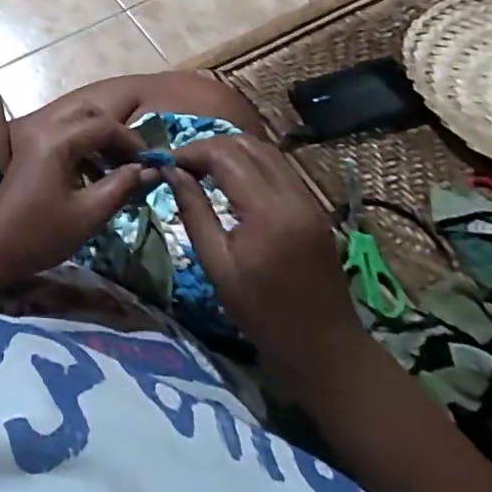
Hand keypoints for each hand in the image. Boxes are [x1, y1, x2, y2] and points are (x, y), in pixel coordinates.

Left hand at [0, 104, 151, 283]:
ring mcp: (34, 135)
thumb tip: (148, 171)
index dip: (131, 142)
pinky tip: (97, 177)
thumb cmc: (40, 234)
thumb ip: (121, 187)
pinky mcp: (30, 147)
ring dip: (100, 140)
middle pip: (89, 114)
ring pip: (76, 122)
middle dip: (115, 134)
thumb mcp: (88, 214)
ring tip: (120, 171)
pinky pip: (64, 134)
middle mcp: (44, 127)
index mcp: (57, 140)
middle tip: (133, 162)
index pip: (104, 126)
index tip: (149, 163)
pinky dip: (84, 147)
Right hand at [166, 134, 359, 378]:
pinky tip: (231, 181)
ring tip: (203, 168)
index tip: (167, 161)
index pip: (225, 155)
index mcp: (268, 211)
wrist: (324, 347)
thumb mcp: (217, 266)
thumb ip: (194, 211)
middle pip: (247, 144)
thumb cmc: (262, 314)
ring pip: (266, 150)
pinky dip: (251, 163)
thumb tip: (171, 172)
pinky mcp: (313, 206)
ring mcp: (308, 198)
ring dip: (231, 150)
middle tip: (182, 164)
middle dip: (210, 146)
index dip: (192, 151)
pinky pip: (279, 167)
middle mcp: (292, 194)